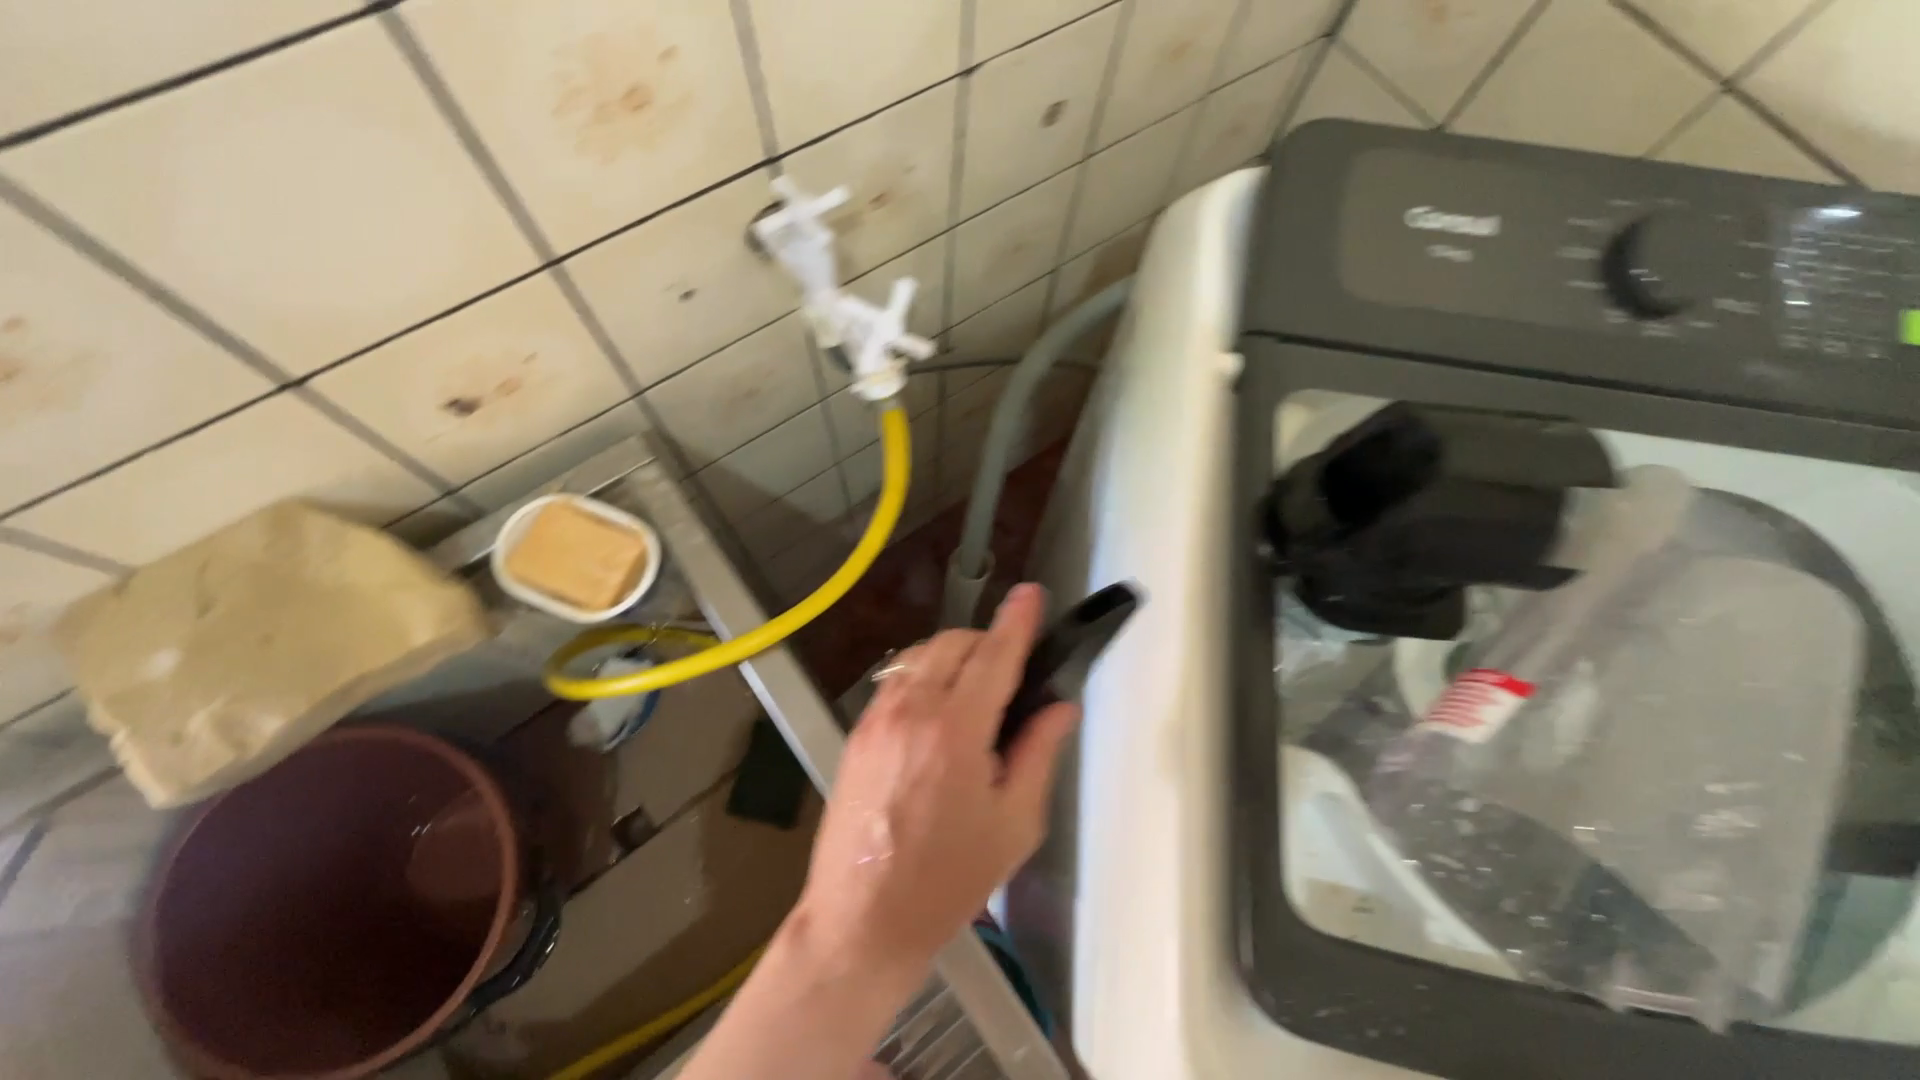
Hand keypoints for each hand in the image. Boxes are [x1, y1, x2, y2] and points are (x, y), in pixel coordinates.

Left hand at [795, 584, 1079, 968]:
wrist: (862, 920)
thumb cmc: (948, 881)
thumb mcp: (1013, 824)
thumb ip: (1038, 754)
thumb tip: (1060, 708)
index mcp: (955, 731)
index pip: (993, 656)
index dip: (1017, 622)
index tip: (1031, 594)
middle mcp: (910, 712)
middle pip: (951, 644)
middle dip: (985, 641)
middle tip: (1012, 669)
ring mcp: (875, 721)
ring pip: (917, 658)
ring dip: (952, 657)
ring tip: (975, 691)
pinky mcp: (856, 736)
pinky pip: (894, 684)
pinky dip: (922, 678)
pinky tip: (937, 714)